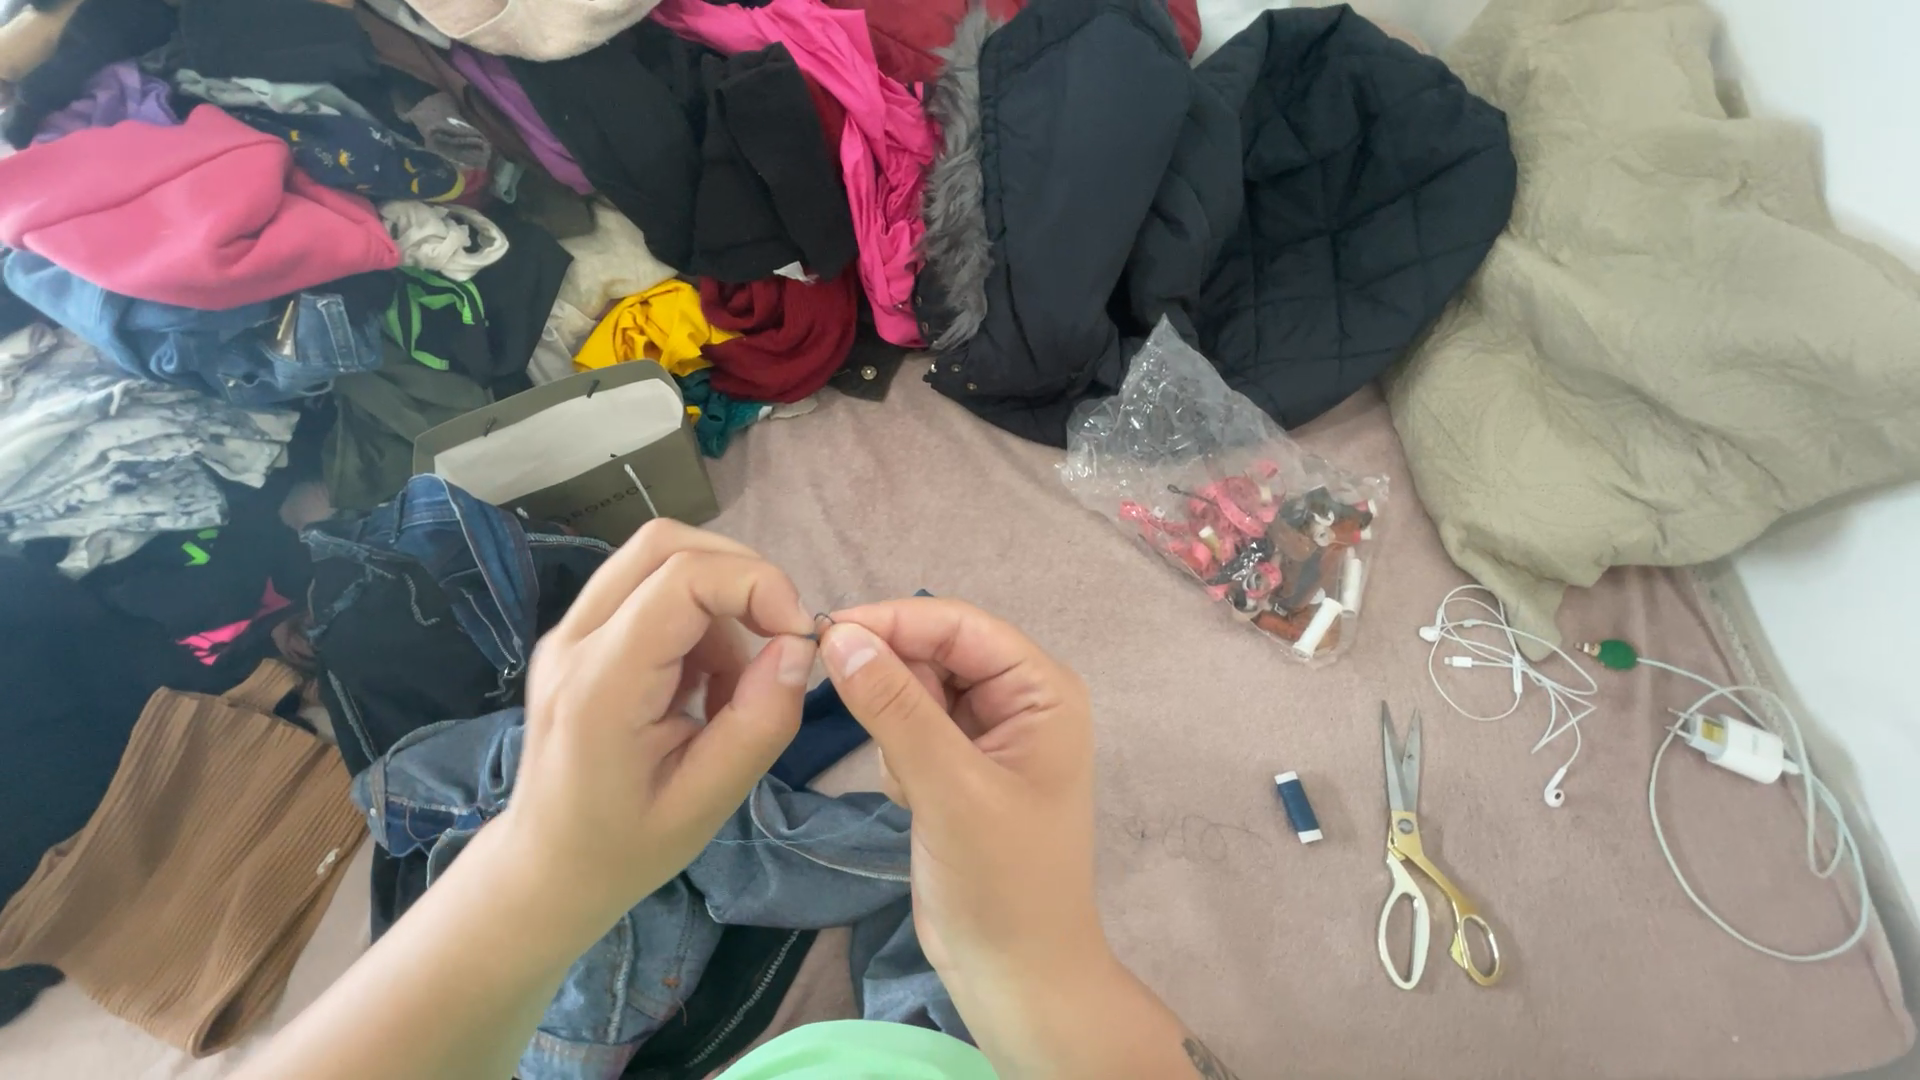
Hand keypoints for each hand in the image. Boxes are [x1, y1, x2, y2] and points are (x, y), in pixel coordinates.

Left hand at [501, 520, 817, 922]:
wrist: (546, 866)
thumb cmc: (626, 846)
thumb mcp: (708, 803)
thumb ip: (760, 722)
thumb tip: (797, 646)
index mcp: (600, 687)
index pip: (681, 579)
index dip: (756, 584)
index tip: (798, 633)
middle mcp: (575, 641)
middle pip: (665, 543)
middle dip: (742, 573)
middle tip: (778, 632)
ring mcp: (571, 631)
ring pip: (660, 556)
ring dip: (722, 598)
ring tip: (732, 679)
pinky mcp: (581, 633)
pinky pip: (653, 587)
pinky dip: (702, 615)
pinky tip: (704, 680)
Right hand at [816, 599, 1107, 998]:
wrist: (1013, 977)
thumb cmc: (1001, 882)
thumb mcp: (949, 788)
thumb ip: (895, 707)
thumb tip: (840, 637)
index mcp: (1041, 688)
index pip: (959, 626)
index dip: (894, 622)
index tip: (824, 632)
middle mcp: (1019, 697)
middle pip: (936, 652)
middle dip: (896, 688)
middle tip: (874, 734)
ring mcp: (988, 731)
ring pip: (915, 690)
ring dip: (896, 732)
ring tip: (915, 790)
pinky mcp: (959, 762)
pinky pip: (910, 728)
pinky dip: (898, 758)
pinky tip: (916, 804)